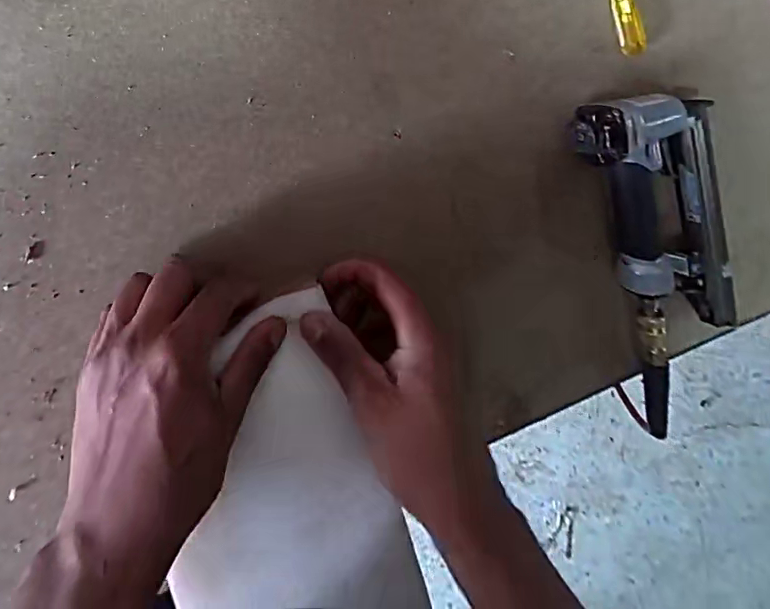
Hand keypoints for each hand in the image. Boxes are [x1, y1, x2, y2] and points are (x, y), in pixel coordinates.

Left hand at [54, 260, 285, 596]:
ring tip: (185, 314)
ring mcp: (108, 353)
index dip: (241, 289)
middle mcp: (139, 342)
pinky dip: (136, 310)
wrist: (114, 527)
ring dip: (166, 289)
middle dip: (205, 281)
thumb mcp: (226, 421)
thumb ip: (250, 363)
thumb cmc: (176, 481)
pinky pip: (111, 315)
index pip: (216, 293)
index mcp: (178, 354)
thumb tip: (272, 326)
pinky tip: (152, 334)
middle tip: (221, 304)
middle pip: (174, 275)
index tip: (252, 298)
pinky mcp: (89, 369)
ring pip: (137, 285)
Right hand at [298, 259, 503, 534]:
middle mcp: (430, 337)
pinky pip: (393, 342)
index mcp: (422, 335)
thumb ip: (341, 354)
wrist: (458, 498)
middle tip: (318, 313)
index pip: (389, 281)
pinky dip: (367, 340)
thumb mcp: (371, 401)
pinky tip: (345, 360)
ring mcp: (429, 357)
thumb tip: (311, 316)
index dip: (354, 271)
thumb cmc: (418, 453)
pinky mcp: (424, 376)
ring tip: (326, 337)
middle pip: (390, 295)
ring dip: (358, 318)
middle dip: (352, 294)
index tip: (320, 279)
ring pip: (390, 318)